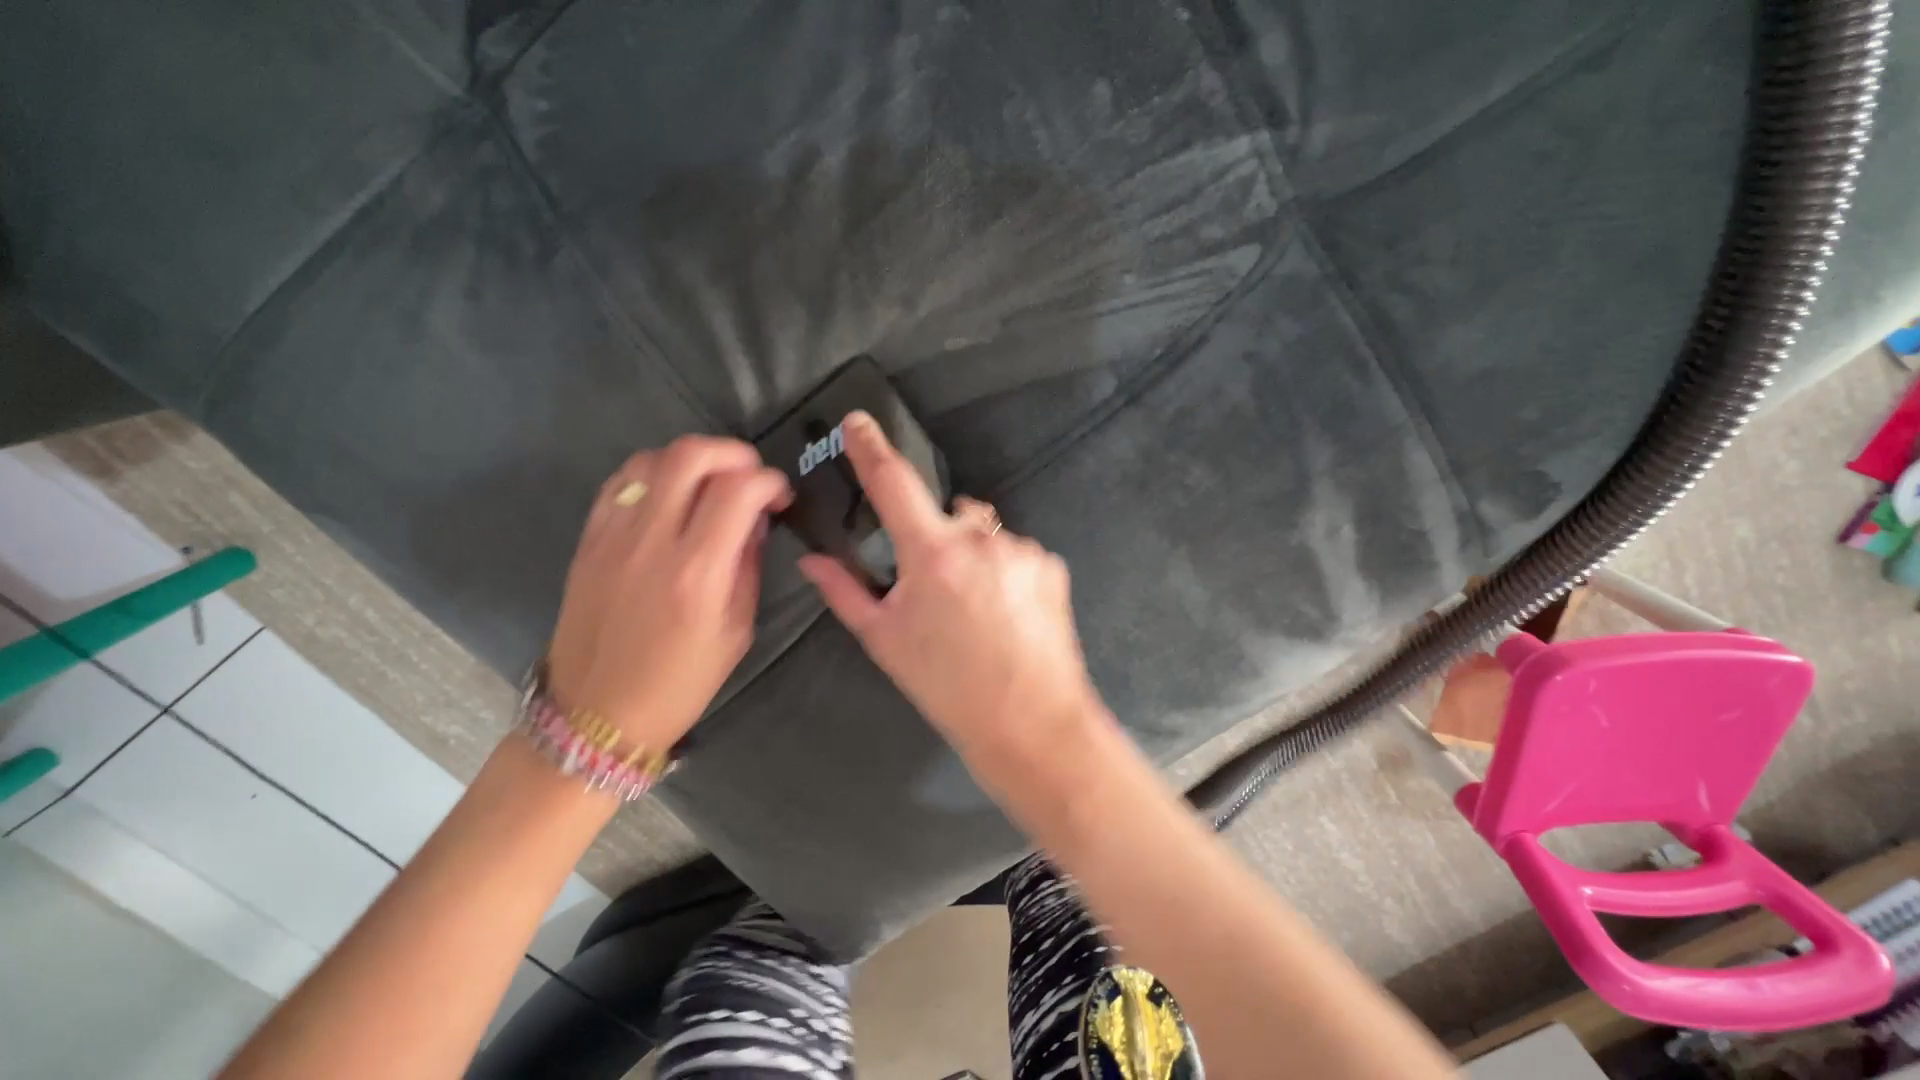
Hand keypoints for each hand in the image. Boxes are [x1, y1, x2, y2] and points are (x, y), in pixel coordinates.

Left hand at [547, 436, 792, 746]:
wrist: (597, 714)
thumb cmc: (679, 683)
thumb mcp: (736, 631)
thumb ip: (747, 567)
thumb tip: (754, 520)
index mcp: (698, 573)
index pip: (739, 490)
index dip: (770, 481)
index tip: (780, 497)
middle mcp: (653, 542)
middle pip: (691, 455)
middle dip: (733, 453)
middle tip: (748, 477)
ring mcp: (613, 536)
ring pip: (651, 459)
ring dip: (690, 460)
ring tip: (707, 484)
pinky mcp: (588, 540)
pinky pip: (618, 482)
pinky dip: (651, 474)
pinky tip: (666, 496)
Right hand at [798, 411, 1103, 771]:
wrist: (1030, 724)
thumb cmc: (947, 686)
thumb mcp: (885, 641)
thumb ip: (844, 592)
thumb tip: (811, 560)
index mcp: (931, 554)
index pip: (893, 482)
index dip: (871, 447)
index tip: (858, 421)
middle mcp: (980, 539)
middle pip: (949, 511)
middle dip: (938, 536)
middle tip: (935, 589)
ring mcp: (1022, 550)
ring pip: (986, 533)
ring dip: (974, 554)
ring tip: (975, 609)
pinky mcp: (1052, 566)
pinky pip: (1017, 553)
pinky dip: (1005, 572)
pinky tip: (1006, 615)